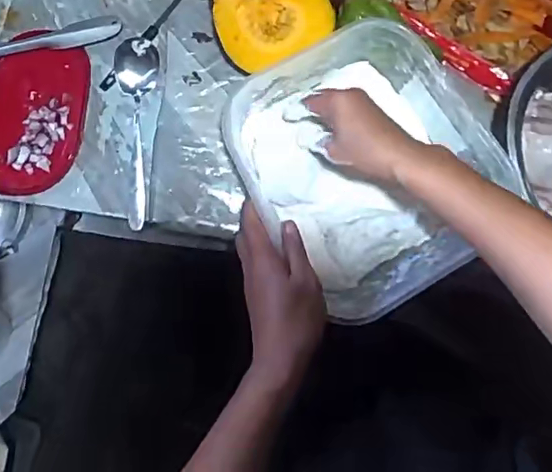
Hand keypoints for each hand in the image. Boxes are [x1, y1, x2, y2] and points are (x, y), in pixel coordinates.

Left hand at [235, 203, 324, 388]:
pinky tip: (283, 257)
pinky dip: (264, 251)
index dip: (253, 203)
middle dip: (255, 218)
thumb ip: (295, 250)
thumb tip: (286, 223)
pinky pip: (254, 262)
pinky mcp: (254, 294)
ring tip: (282, 229)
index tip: (263, 189)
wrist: (278, 362)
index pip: (249, 221)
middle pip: (245, 233)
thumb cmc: (295, 320)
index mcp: (261, 257)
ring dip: (260, 236)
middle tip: (276, 208)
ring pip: (248, 249)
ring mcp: (250, 281)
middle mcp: (250, 265)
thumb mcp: (306, 282)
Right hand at [303, 88, 433, 184]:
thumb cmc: (365, 152)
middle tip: (304, 122)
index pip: (311, 101)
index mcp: (337, 100)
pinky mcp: (372, 107)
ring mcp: (363, 98)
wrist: (401, 156)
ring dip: (329, 110)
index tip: (290, 118)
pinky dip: (341, 112)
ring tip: (320, 125)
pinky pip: (349, 104)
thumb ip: (320, 141)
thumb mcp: (335, 151)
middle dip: (315, 108)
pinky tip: (338, 125)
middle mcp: (349, 93)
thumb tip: (315, 137)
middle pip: (325, 97)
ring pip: (338, 100)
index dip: (299, 110)